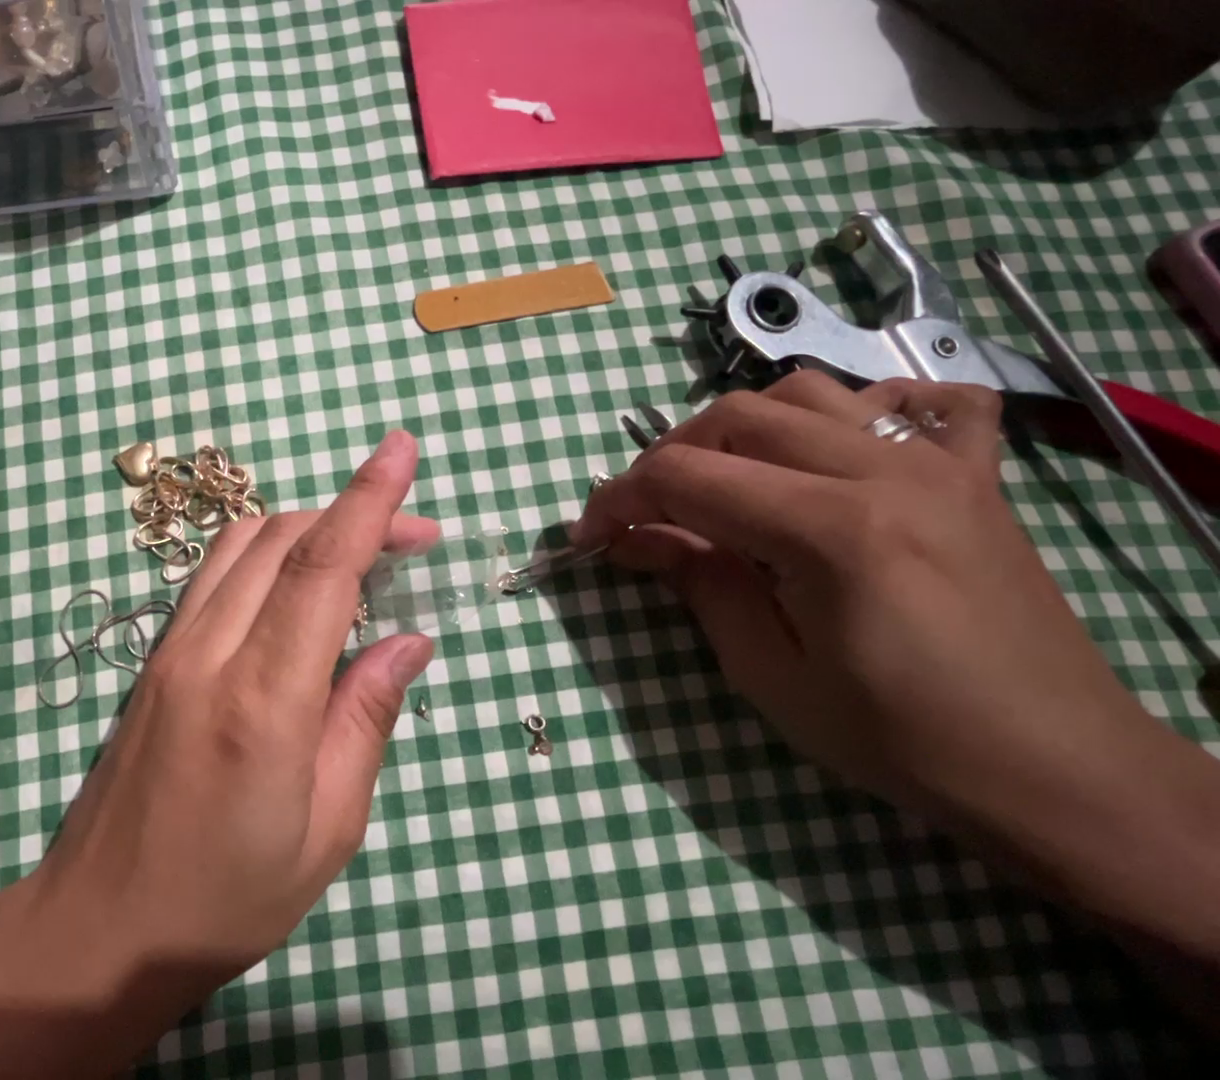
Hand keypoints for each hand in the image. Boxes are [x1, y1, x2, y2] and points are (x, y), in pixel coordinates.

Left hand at [29, 429, 436, 976]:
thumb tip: (408, 640)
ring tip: (361, 559)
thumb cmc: (226, 897)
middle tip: (415, 538)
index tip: (403, 451)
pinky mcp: (151, 663)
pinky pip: (213, 580)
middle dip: (350, 514)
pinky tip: (296, 592)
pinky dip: (264, 559)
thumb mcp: (327, 828)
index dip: (368, 502)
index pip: (321, 569)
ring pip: (238, 548)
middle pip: (279, 539)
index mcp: (263, 700)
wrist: (100, 926)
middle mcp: (207, 654)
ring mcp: (169, 652)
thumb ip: (366, 719)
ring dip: (304, 529)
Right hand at [574, 372, 1219, 962]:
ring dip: (741, 427)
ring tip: (721, 481)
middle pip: (736, 417)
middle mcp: (882, 472)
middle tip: (644, 516)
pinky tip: (840, 444)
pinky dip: (864, 406)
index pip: (685, 476)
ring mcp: (938, 464)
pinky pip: (923, 401)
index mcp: (827, 531)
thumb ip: (701, 584)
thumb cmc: (896, 737)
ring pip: (809, 393)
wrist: (1051, 766)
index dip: (619, 499)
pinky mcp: (975, 476)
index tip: (588, 535)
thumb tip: (637, 538)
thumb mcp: (769, 674)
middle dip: (666, 458)